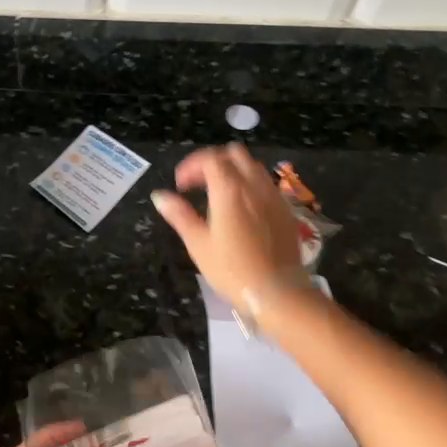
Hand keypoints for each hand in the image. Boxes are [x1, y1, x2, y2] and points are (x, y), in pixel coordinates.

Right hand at [152, 144, 305, 310]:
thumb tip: (160, 196)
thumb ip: (179, 215)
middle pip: (234, 154)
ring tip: (219, 195)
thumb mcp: (198, 244)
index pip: (209, 158)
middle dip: (213, 162)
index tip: (180, 185)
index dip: (191, 166)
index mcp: (229, 190)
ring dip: (233, 171)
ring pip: (253, 166)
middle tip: (199, 185)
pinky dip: (251, 185)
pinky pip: (267, 183)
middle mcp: (254, 185)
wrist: (278, 292)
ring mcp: (274, 196)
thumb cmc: (232, 270)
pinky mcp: (286, 209)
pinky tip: (243, 209)